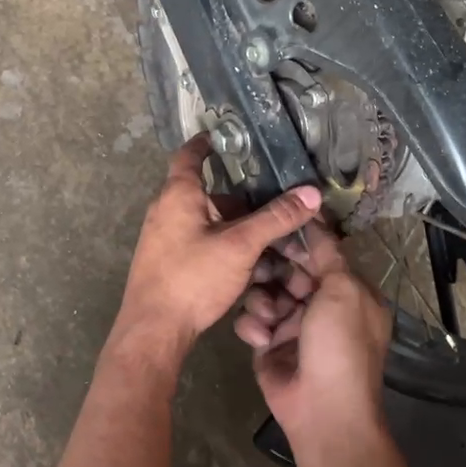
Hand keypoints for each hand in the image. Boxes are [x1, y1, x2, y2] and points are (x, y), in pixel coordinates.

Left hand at [115, 135, 323, 353]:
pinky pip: (198, 240)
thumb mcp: (240, 246)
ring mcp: (163, 238)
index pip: (189, 155)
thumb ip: (276, 219)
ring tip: (267, 231)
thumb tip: (312, 193)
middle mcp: (165, 210)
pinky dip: (221, 241)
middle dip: (238, 195)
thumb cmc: (192, 278)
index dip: (207, 143)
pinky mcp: (166, 262)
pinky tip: (246, 260)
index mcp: (178, 194)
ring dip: (232, 223)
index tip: (225, 136)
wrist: (153, 331)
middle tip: (272, 197)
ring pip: (204, 219)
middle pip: (205, 191)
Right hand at [234, 222, 391, 442]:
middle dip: (273, 269)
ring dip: (262, 300)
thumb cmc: (340, 344)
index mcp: (348, 292)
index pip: (321, 253)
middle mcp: (321, 305)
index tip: (274, 221)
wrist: (322, 410)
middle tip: (258, 264)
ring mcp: (293, 326)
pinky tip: (261, 339)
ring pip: (266, 293)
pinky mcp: (267, 345)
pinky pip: (252, 321)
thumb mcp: (343, 290)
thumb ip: (328, 253)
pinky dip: (253, 326)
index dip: (299, 238)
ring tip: (267, 315)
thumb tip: (317, 219)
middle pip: (288, 270)